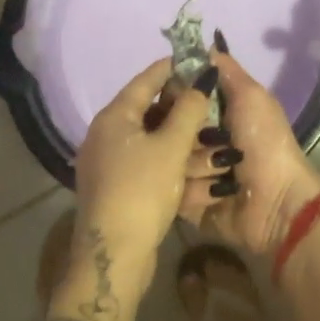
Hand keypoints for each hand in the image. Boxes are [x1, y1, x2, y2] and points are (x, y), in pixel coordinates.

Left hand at [73, 57, 217, 263]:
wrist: (113, 258)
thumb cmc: (142, 191)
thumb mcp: (172, 146)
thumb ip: (190, 108)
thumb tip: (204, 75)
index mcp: (114, 116)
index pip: (147, 79)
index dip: (176, 67)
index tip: (202, 61)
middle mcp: (106, 134)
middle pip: (150, 108)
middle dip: (183, 106)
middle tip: (213, 104)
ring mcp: (108, 162)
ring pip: (151, 137)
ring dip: (181, 135)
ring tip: (212, 136)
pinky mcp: (116, 187)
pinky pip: (147, 160)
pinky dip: (170, 157)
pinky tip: (194, 164)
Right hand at [183, 50, 319, 254]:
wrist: (277, 202)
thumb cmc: (266, 143)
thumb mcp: (251, 96)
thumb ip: (226, 70)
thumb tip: (205, 43)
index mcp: (214, 112)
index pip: (176, 97)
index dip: (175, 96)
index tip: (176, 96)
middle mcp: (197, 139)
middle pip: (167, 129)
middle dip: (188, 135)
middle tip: (212, 140)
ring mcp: (190, 172)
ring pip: (169, 161)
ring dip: (198, 165)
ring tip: (223, 172)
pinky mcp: (186, 203)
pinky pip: (173, 191)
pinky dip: (197, 191)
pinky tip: (217, 193)